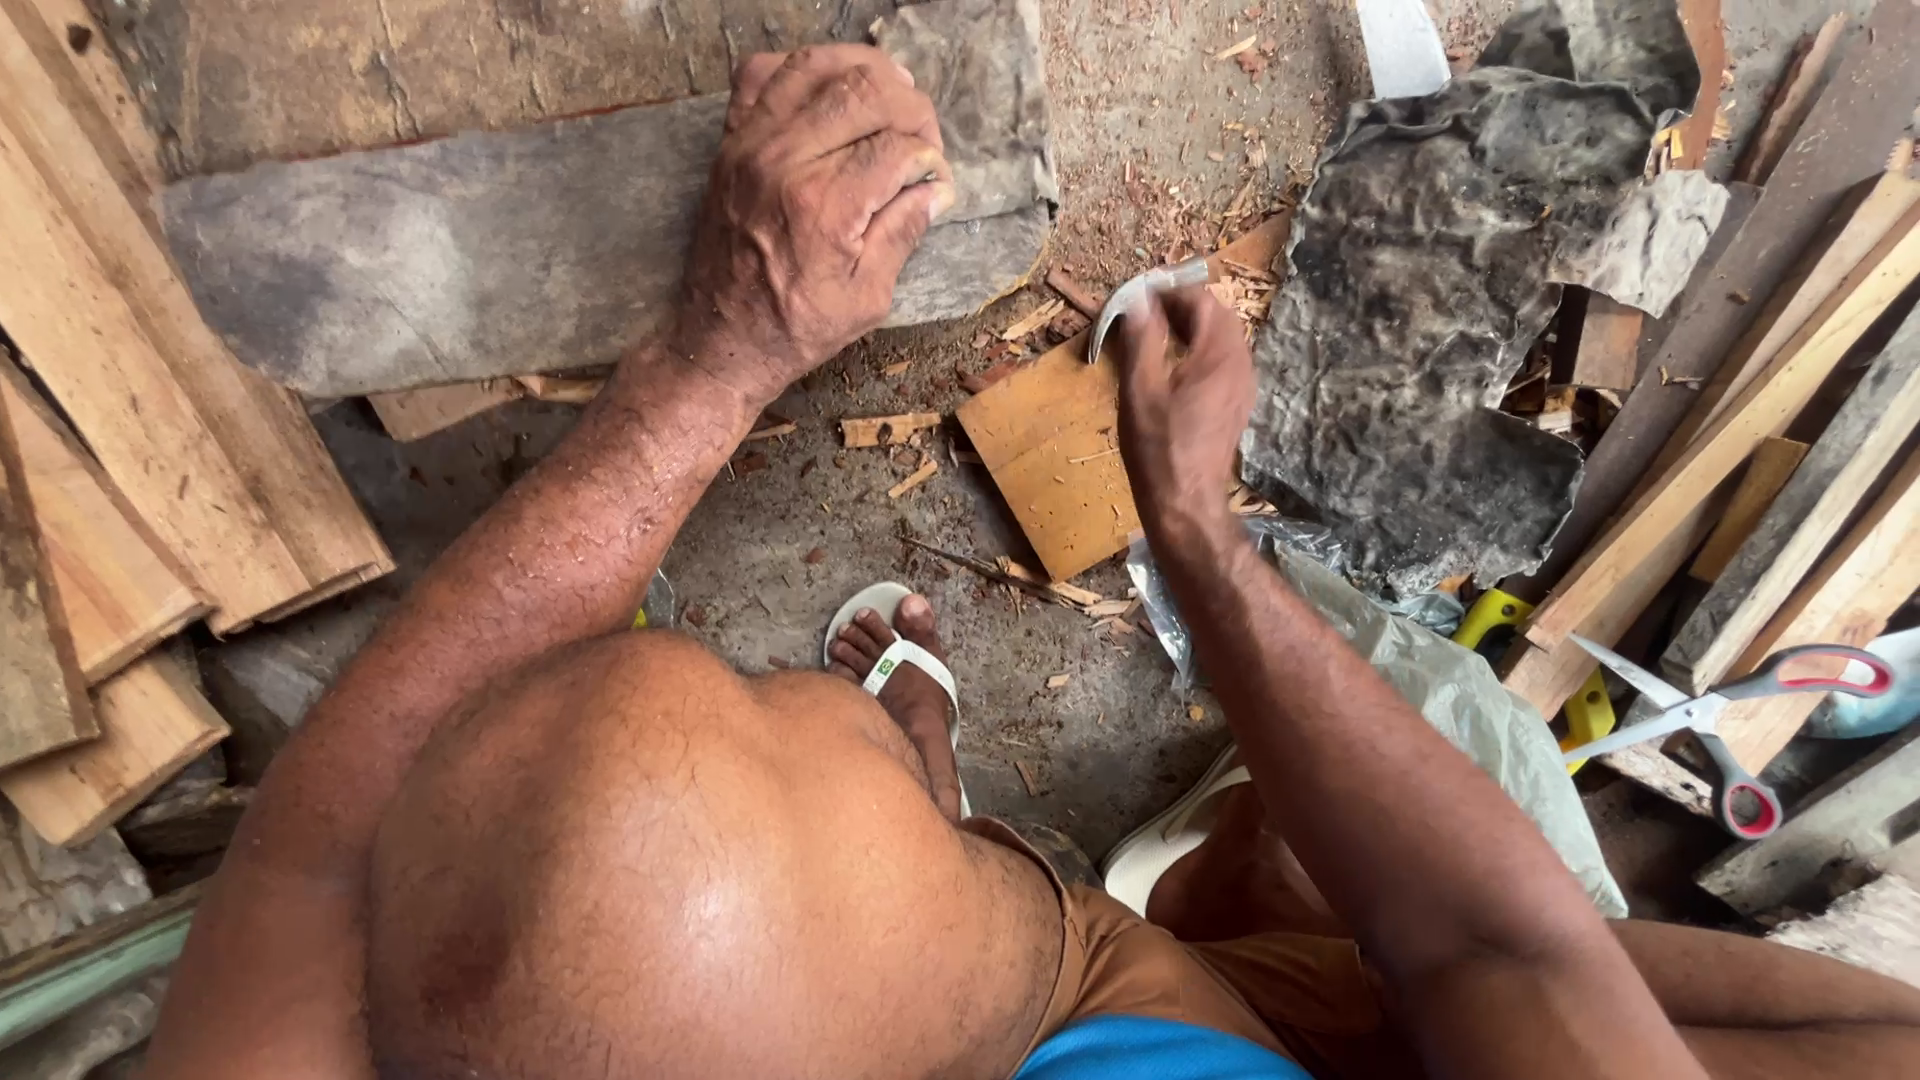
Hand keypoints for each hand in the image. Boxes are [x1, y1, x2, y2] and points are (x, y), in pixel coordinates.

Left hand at [673, 46, 956, 405]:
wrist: (722, 340)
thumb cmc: (797, 329)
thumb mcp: (866, 300)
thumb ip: (901, 234)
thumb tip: (936, 189)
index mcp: (825, 206)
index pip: (897, 148)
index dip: (929, 159)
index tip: (937, 181)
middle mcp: (785, 160)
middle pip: (865, 93)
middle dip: (910, 109)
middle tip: (923, 139)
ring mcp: (751, 145)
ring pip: (817, 68)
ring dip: (865, 73)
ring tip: (892, 96)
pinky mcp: (730, 144)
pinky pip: (764, 75)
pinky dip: (802, 69)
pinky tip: (830, 91)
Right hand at [1113, 286, 1255, 545]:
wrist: (1185, 500)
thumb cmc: (1157, 446)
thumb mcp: (1139, 390)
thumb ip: (1140, 339)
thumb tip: (1137, 300)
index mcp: (1218, 354)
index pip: (1201, 300)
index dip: (1169, 291)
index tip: (1138, 296)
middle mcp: (1241, 363)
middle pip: (1217, 315)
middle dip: (1182, 307)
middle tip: (1145, 314)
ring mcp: (1244, 385)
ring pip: (1223, 338)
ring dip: (1192, 329)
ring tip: (1156, 337)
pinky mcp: (1238, 403)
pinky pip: (1224, 361)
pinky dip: (1201, 351)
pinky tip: (1175, 368)